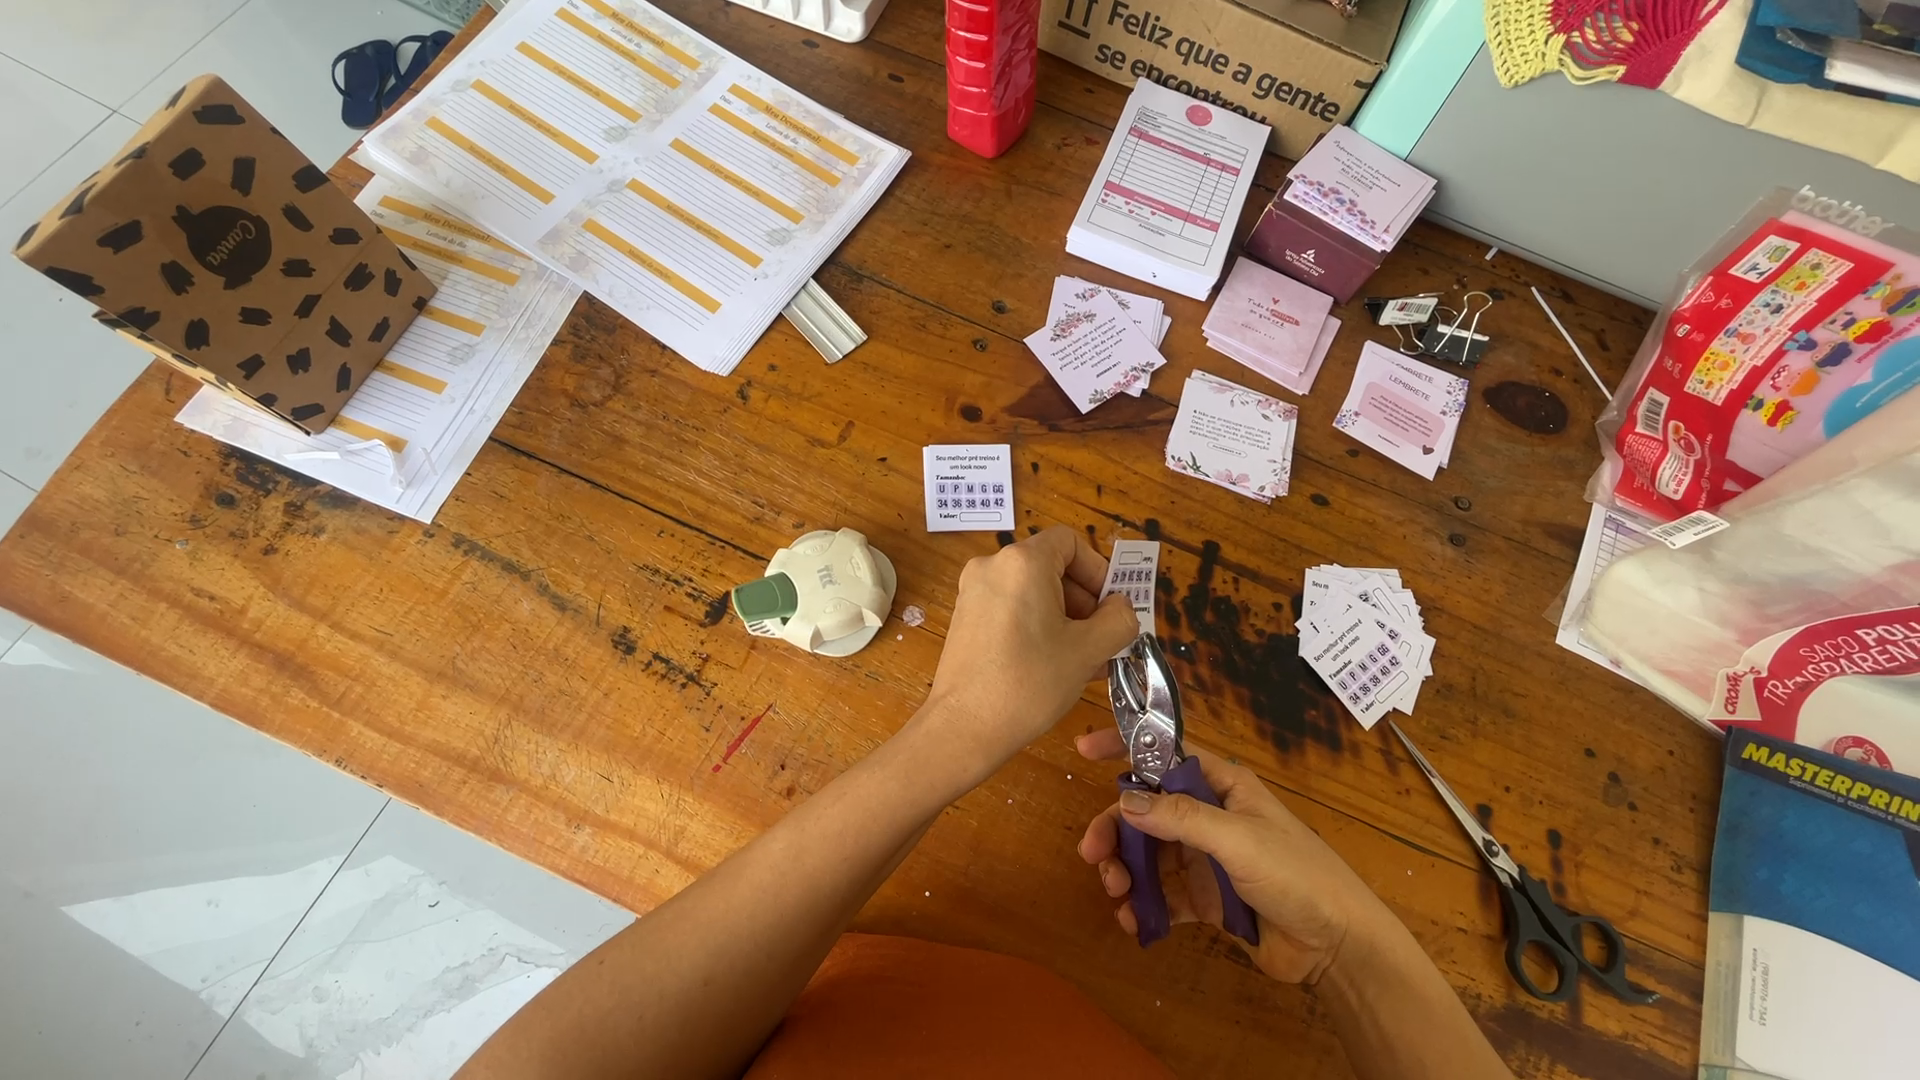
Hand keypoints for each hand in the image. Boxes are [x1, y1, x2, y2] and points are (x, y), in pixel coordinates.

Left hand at [917, 527, 1138, 779]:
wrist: (964, 727)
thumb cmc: (1030, 682)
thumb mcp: (1088, 650)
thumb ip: (1118, 619)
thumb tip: (1121, 607)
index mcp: (1022, 562)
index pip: (1069, 542)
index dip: (1098, 570)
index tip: (1111, 606)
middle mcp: (991, 566)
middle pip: (1050, 567)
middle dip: (1084, 600)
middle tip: (1102, 639)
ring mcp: (973, 593)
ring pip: (1032, 592)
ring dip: (1064, 618)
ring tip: (1084, 659)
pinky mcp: (964, 619)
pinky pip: (1011, 609)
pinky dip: (1037, 626)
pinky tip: (1054, 664)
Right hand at [1076, 731, 1391, 983]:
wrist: (1338, 946)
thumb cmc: (1296, 874)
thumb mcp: (1237, 838)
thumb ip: (1180, 817)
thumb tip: (1124, 801)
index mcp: (1221, 786)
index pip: (1165, 754)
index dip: (1125, 749)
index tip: (1084, 750)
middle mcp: (1208, 816)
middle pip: (1146, 812)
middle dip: (1115, 830)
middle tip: (1092, 854)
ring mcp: (1205, 859)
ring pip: (1148, 854)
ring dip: (1126, 871)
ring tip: (1116, 894)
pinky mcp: (1205, 898)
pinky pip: (1163, 895)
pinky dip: (1143, 906)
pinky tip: (1133, 922)